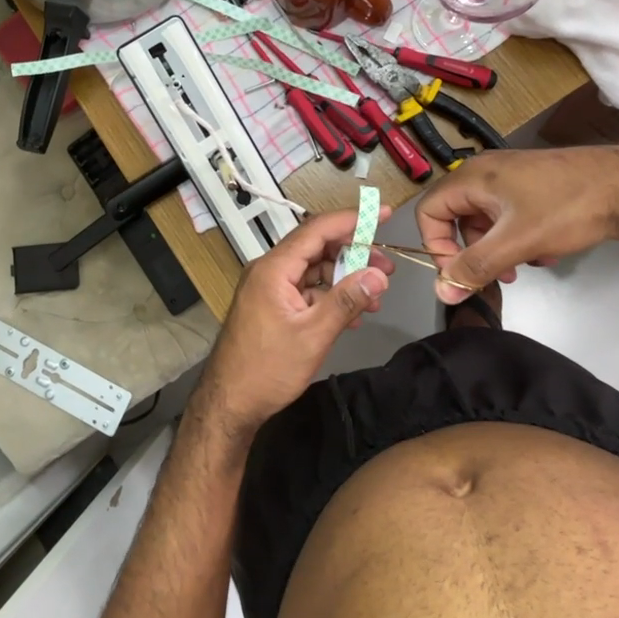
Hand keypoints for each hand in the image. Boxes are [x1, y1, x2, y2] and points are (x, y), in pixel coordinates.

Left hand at [192, 207, 394, 438]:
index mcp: (273, 269)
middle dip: (354, 254)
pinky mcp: (272, 306)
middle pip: (317, 248)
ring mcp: (269, 289)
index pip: (317, 230)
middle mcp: (269, 271)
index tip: (383, 215)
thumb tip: (378, 275)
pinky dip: (330, 297)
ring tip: (376, 297)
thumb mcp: (313, 335)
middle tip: (388, 268)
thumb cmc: (267, 369)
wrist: (230, 402)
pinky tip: (353, 314)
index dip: (352, 220)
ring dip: (345, 279)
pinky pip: (306, 290)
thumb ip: (346, 301)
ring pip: (314, 271)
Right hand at [415, 146, 618, 301]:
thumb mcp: (516, 242)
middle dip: (474, 252)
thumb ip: (475, 267)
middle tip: (497, 275)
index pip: (428, 212)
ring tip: (526, 266)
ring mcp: (511, 179)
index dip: (437, 245)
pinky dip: (519, 238)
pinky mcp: (533, 188)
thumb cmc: (568, 207)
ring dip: (499, 249)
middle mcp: (485, 173)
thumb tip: (441, 291)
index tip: (462, 272)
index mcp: (472, 177)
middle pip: (456, 218)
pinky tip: (546, 253)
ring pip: (486, 221)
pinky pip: (509, 217)